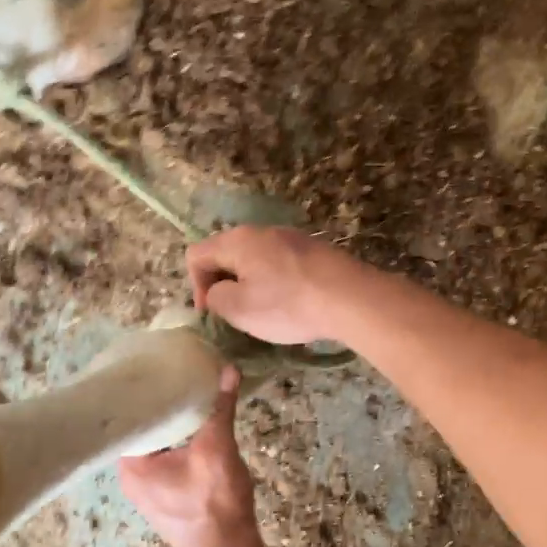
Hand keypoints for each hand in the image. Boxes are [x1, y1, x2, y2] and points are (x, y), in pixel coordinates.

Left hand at [119, 366, 257, 546]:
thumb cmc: (214, 500)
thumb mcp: (217, 447)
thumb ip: (220, 408)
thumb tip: (228, 369)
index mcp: (132, 466)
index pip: (124, 421)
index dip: (136, 396)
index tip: (146, 371)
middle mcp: (131, 480)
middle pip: (140, 433)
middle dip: (156, 409)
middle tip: (166, 377)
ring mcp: (148, 492)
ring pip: (154, 448)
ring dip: (168, 427)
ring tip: (180, 396)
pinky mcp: (165, 499)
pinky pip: (164, 462)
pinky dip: (174, 445)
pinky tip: (191, 428)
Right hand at [185, 226, 360, 345]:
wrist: (350, 297)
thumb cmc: (288, 304)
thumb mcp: (239, 309)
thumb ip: (216, 298)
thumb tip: (217, 291)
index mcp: (238, 240)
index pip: (197, 254)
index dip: (196, 285)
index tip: (212, 313)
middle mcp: (262, 231)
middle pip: (227, 254)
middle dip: (224, 285)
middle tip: (235, 315)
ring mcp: (292, 238)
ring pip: (256, 260)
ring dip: (252, 285)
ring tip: (265, 313)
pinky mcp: (314, 250)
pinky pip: (281, 264)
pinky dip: (277, 283)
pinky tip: (292, 305)